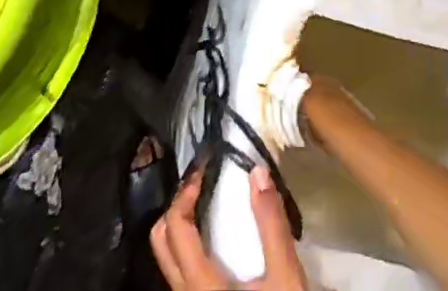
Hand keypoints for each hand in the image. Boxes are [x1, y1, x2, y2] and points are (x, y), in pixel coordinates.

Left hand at [151, 162, 306, 289]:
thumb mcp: (286, 280)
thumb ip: (271, 225)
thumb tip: (258, 172)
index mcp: (200, 285)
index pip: (175, 226)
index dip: (186, 190)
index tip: (206, 168)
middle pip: (161, 241)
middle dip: (177, 205)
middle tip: (203, 184)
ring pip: (168, 260)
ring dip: (181, 227)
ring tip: (208, 205)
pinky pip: (180, 275)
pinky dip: (189, 248)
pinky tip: (216, 242)